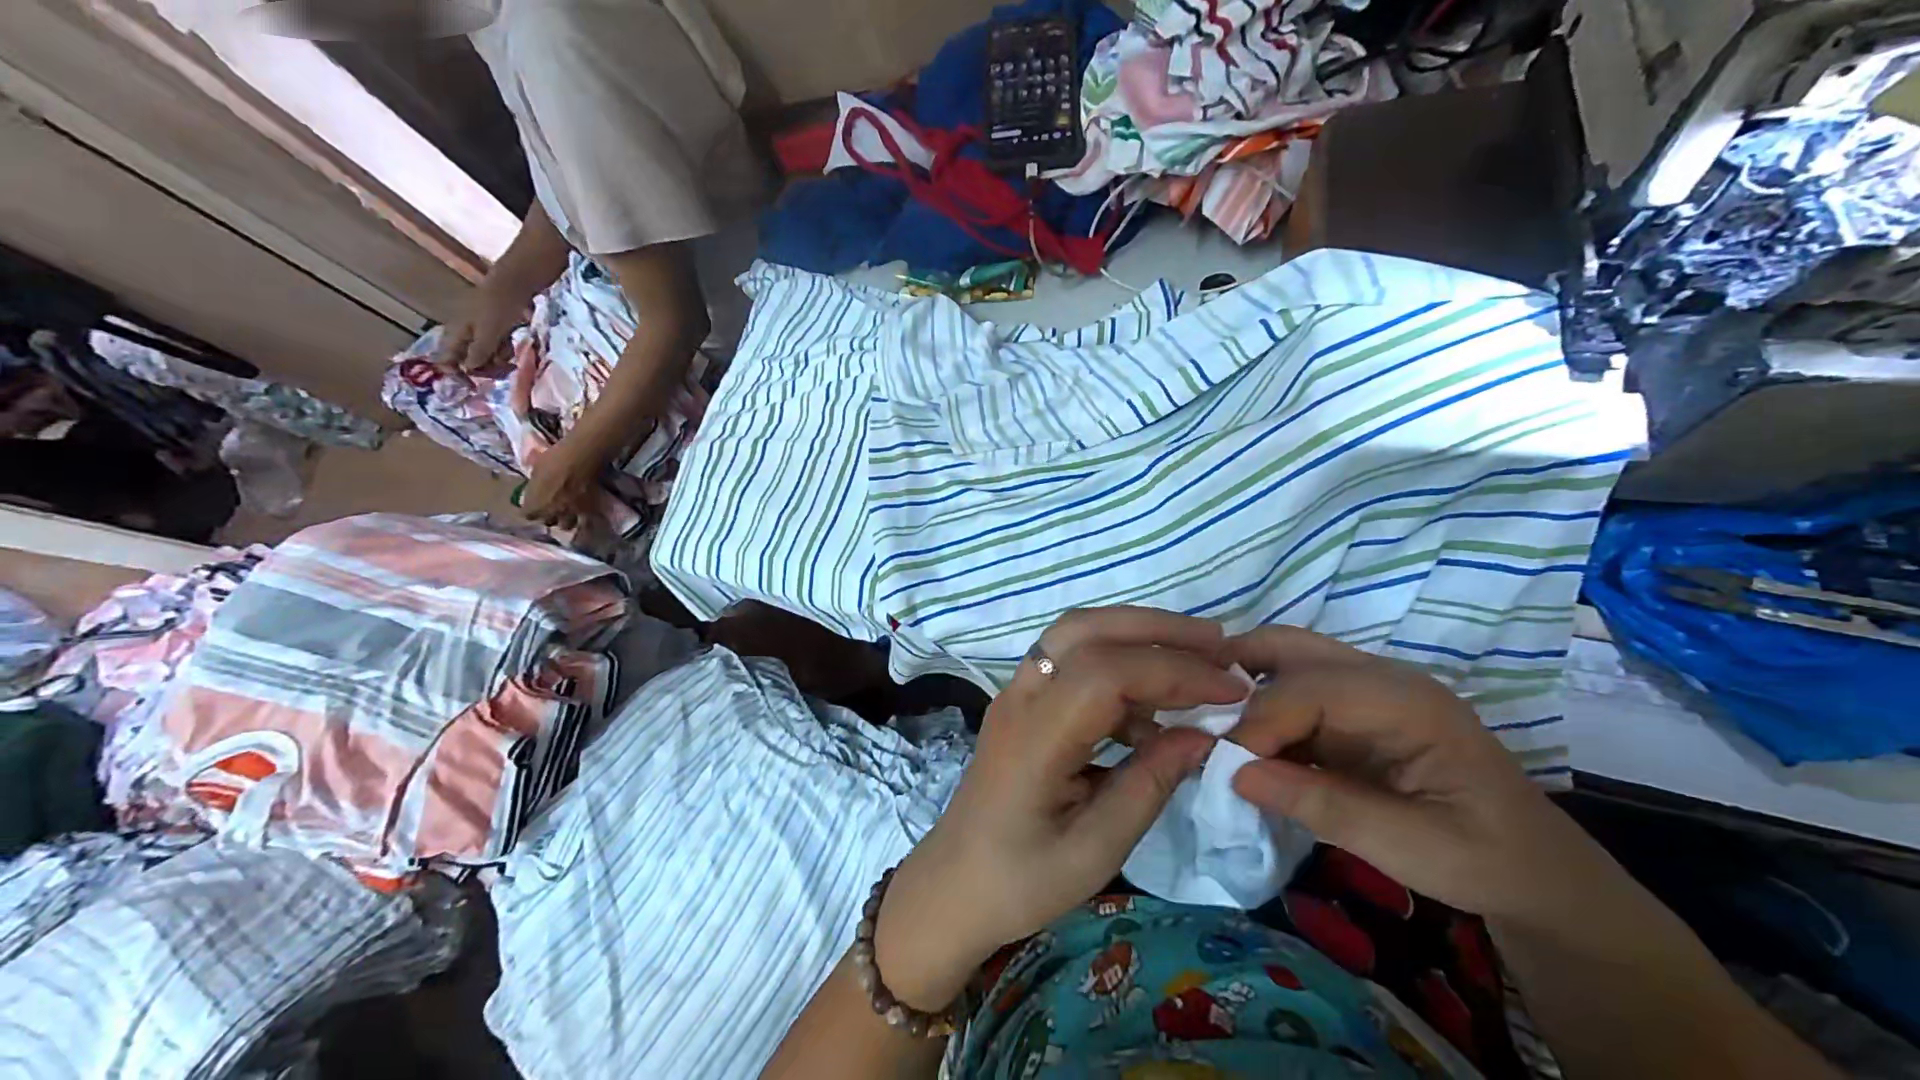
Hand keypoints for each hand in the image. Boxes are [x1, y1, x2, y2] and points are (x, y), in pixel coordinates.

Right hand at [433, 288, 524, 375]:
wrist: (514, 286)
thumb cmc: (497, 308)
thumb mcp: (488, 333)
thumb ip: (478, 352)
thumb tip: (469, 370)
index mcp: (455, 334)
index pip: (445, 359)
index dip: (454, 373)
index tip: (470, 385)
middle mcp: (464, 335)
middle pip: (468, 362)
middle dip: (484, 369)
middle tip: (503, 370)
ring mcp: (480, 333)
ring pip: (485, 356)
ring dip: (497, 361)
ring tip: (509, 357)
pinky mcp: (495, 330)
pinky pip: (497, 348)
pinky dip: (504, 351)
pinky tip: (512, 347)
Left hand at [521, 430, 606, 529]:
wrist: (581, 458)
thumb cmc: (554, 459)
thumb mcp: (536, 468)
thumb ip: (535, 482)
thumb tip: (535, 483)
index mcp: (534, 505)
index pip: (528, 515)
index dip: (530, 509)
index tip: (532, 503)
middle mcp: (552, 513)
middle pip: (548, 522)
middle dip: (548, 516)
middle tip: (550, 507)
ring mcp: (571, 513)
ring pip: (567, 525)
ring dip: (565, 519)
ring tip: (568, 512)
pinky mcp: (589, 510)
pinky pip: (585, 520)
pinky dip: (583, 517)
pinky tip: (584, 510)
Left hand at [875, 608, 1248, 1011]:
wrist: (953, 887)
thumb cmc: (1020, 882)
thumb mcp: (1095, 851)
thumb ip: (1149, 785)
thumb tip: (1203, 735)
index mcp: (1033, 739)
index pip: (1105, 674)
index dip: (1172, 672)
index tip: (1230, 691)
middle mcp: (1019, 700)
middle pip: (1085, 630)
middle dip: (1155, 628)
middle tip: (1218, 645)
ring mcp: (1015, 696)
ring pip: (1075, 636)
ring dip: (1136, 638)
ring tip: (1195, 665)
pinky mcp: (1022, 704)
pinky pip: (1071, 662)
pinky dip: (1117, 666)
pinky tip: (1152, 707)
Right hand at [1223, 626, 1619, 925]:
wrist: (1537, 876)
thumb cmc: (1485, 861)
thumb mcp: (1411, 847)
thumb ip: (1323, 805)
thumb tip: (1234, 774)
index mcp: (1408, 703)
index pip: (1310, 688)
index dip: (1259, 721)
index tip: (1225, 767)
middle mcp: (1383, 680)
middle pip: (1292, 647)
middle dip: (1235, 672)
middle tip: (1194, 713)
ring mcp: (1367, 691)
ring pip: (1287, 660)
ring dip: (1242, 686)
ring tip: (1207, 723)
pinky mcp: (1353, 713)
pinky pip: (1293, 692)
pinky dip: (1259, 709)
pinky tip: (1239, 740)